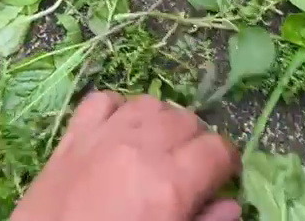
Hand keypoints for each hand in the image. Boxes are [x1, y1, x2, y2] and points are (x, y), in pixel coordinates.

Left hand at [12, 92, 240, 220]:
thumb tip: (231, 204)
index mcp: (169, 185)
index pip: (216, 149)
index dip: (227, 162)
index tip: (225, 177)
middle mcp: (140, 148)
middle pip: (186, 120)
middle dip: (197, 142)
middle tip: (193, 168)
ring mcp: (103, 135)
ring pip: (149, 102)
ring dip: (162, 120)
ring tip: (160, 146)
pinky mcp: (73, 134)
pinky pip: (103, 100)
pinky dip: (118, 108)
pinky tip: (122, 129)